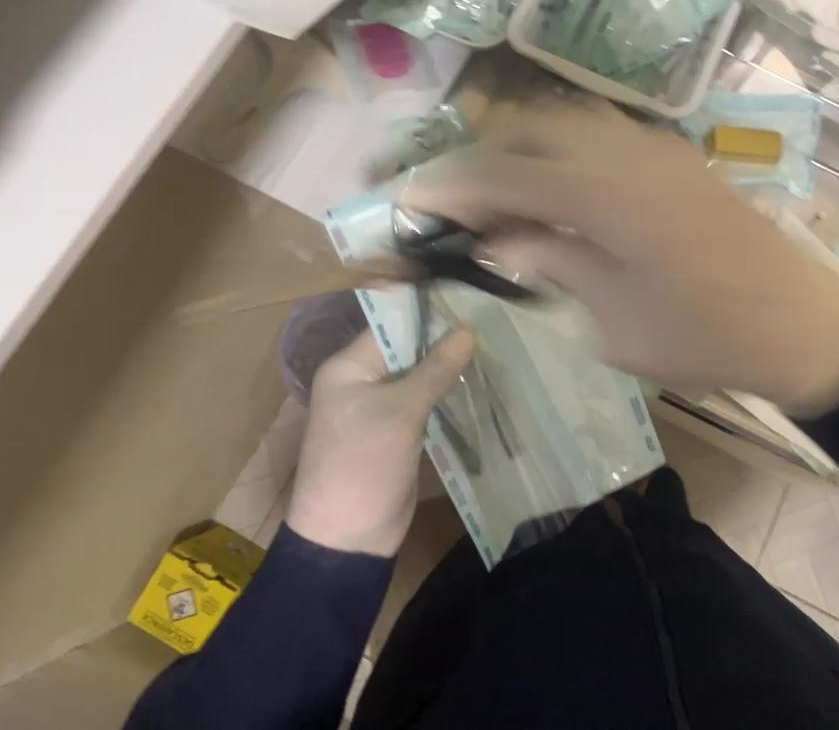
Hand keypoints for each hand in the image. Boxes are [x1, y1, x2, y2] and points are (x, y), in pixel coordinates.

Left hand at [285, 330, 475, 556]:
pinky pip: (423, 398)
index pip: (390, 322)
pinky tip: (476, 380)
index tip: (468, 299)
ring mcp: (379, 406)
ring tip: (490, 345)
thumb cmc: (363, 465)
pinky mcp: (397, 429)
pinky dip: (446, 390)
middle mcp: (361, 379)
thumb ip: (434, 370)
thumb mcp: (400, 413)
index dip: (427, 311)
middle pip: (406, 346)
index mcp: (349, 367)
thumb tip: (468, 331)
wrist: (348, 538)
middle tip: (489, 321)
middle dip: (443, 337)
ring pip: (418, 372)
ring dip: (448, 364)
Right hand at [404, 102, 838, 415]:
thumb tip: (493, 241)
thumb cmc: (706, 339)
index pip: (509, 175)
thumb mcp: (616, 319)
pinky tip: (551, 187)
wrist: (801, 321)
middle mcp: (628, 152)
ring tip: (496, 193)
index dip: (454, 186)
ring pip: (566, 120)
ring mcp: (655, 146)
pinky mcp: (673, 154)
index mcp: (608, 197)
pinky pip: (600, 131)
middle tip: (453, 202)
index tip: (412, 199)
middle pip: (532, 130)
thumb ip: (552, 263)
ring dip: (522, 145)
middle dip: (483, 158)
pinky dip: (561, 147)